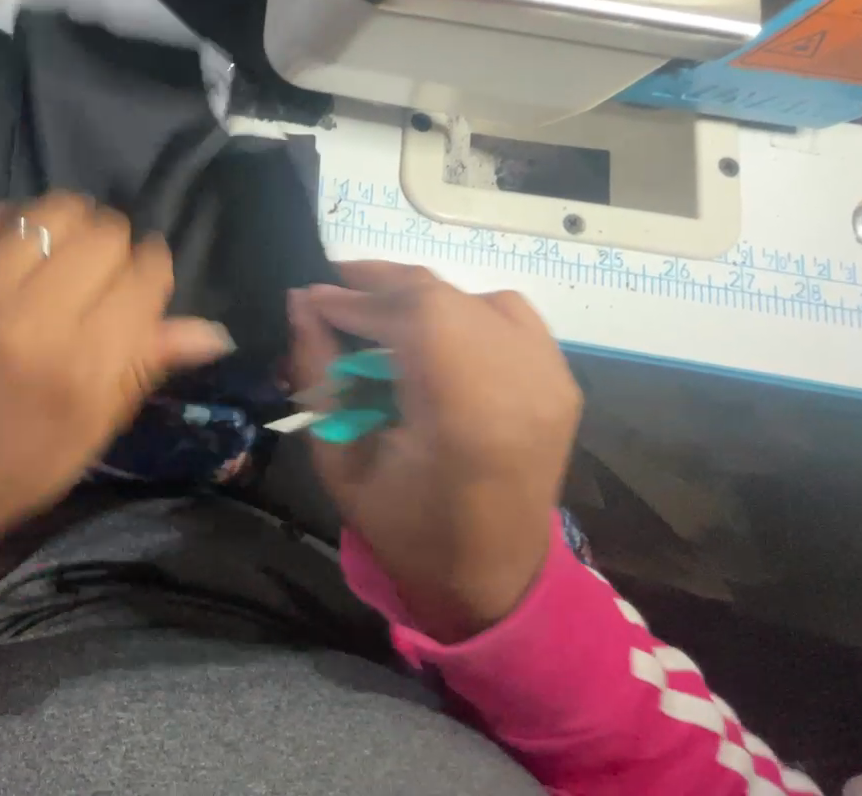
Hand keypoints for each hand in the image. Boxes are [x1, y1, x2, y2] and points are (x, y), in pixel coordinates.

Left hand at [0, 193, 235, 591]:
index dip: (153, 276)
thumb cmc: (6, 470)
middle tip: (101, 278)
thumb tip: (211, 330)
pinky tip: (18, 257)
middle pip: (104, 234)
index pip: (145, 276)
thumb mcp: (87, 437)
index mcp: (78, 369)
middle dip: (117, 250)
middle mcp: (29, 317)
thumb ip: (142, 370)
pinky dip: (19, 228)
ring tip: (64, 257)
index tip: (142, 288)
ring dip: (72, 228)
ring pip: (53, 211)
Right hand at [287, 262, 580, 641]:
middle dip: (379, 284)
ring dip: (418, 295)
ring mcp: (551, 380)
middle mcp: (521, 388)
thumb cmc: (403, 528)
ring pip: (476, 297)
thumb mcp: (337, 458)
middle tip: (330, 289)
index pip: (415, 316)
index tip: (310, 298)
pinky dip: (461, 308)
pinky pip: (508, 314)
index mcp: (464, 419)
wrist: (493, 577)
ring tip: (372, 306)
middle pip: (446, 297)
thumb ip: (318, 373)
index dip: (357, 297)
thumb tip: (300, 302)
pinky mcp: (560, 381)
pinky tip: (429, 329)